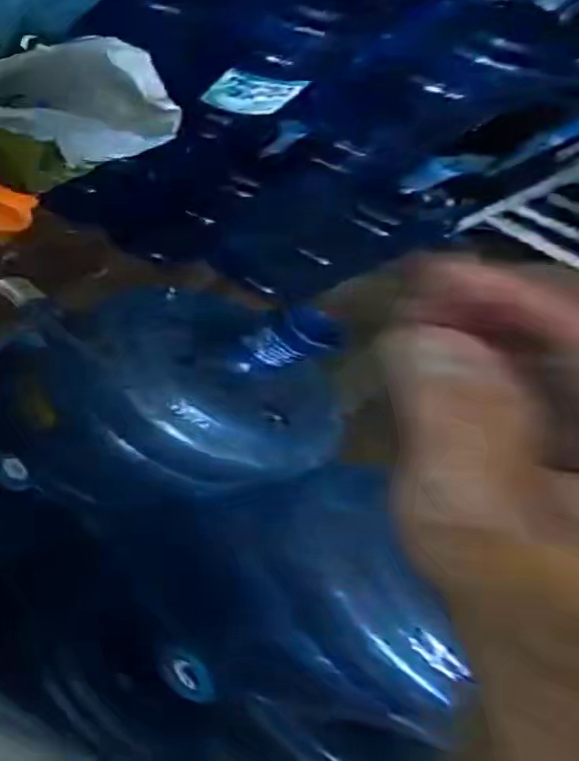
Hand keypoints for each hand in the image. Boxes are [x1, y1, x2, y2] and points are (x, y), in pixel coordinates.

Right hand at [381, 257, 578, 758]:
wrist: (578, 708)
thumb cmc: (540, 635)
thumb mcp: (478, 538)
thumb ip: (454, 429)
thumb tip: (421, 335)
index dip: (528, 299)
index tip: (429, 272)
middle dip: (515, 313)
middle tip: (418, 295)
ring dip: (513, 342)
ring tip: (430, 326)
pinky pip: (572, 406)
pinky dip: (526, 378)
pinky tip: (468, 371)